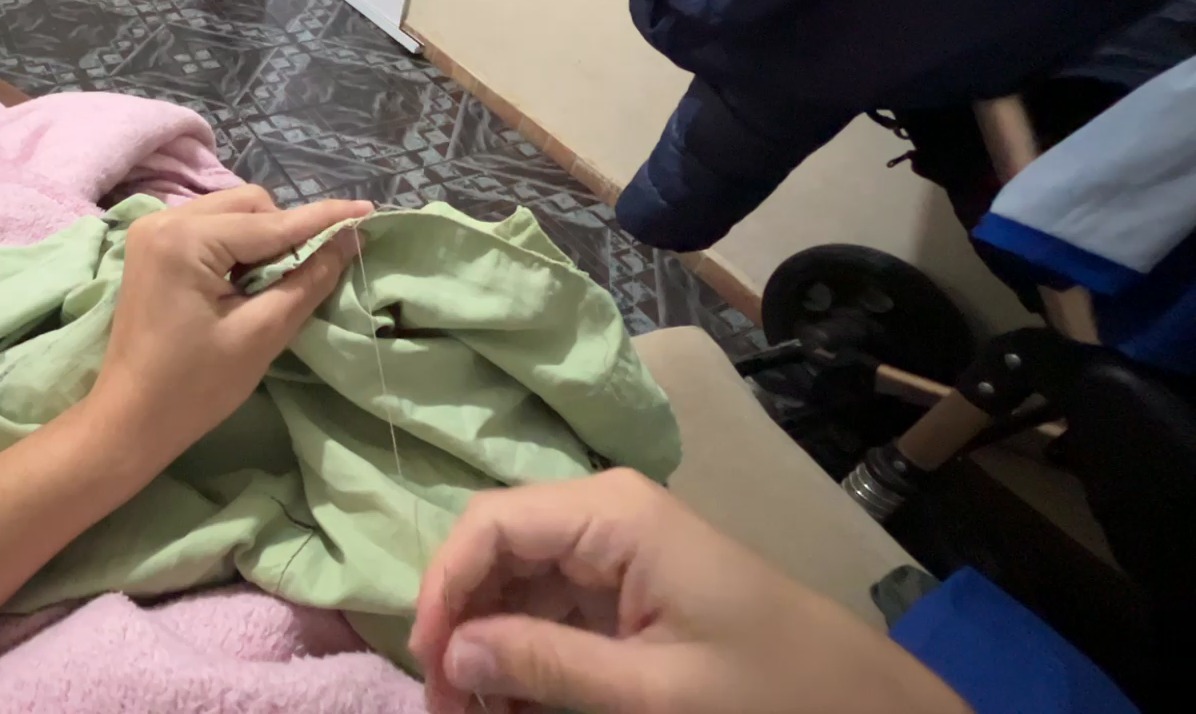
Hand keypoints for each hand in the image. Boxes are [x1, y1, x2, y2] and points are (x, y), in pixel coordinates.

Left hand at [86, 185, 371, 462]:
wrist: (130, 418)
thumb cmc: (195, 387)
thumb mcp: (261, 334)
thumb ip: (308, 280)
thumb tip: (349, 240)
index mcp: (185, 239)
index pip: (271, 223)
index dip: (324, 219)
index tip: (369, 211)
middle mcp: (165, 219)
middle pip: (250, 205)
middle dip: (286, 232)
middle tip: (307, 274)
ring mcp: (154, 229)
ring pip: (232, 212)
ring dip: (264, 239)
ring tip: (273, 284)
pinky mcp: (154, 245)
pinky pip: (212, 227)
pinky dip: (239, 245)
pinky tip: (245, 281)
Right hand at [410, 469, 970, 713]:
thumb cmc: (780, 699)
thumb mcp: (659, 697)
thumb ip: (547, 665)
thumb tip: (449, 655)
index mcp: (608, 512)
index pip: (492, 523)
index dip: (445, 582)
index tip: (425, 659)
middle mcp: (597, 512)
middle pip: (497, 549)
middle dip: (462, 621)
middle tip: (445, 702)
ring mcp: (608, 546)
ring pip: (515, 581)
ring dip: (488, 644)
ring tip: (473, 712)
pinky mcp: (618, 582)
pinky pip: (548, 607)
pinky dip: (524, 655)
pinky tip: (512, 704)